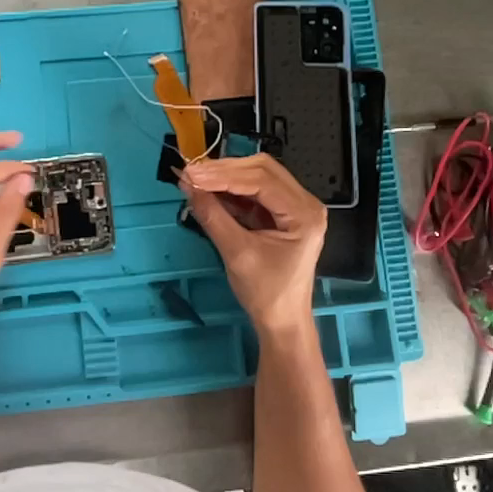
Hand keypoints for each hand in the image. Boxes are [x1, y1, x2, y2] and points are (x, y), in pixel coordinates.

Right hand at [180, 154, 327, 336]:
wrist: (282, 321)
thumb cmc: (266, 293)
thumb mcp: (236, 254)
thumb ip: (213, 216)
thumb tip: (187, 186)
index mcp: (303, 214)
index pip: (261, 180)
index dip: (223, 174)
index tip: (191, 173)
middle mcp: (305, 203)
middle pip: (261, 170)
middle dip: (224, 170)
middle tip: (191, 173)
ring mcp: (295, 206)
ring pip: (257, 176)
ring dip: (226, 177)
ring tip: (195, 179)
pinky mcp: (282, 213)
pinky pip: (255, 191)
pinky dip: (231, 189)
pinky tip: (209, 190)